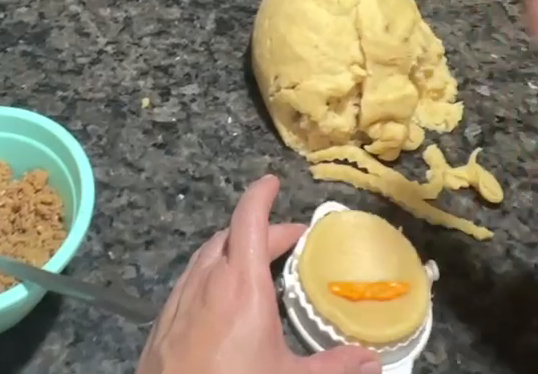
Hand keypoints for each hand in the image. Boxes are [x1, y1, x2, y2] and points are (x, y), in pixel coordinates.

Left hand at [135, 174, 381, 373]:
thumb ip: (333, 367)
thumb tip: (372, 360)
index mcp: (241, 283)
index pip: (248, 218)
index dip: (261, 194)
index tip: (272, 182)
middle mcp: (207, 279)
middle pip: (232, 234)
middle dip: (260, 229)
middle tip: (288, 240)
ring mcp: (181, 297)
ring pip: (209, 254)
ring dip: (234, 247)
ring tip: (257, 262)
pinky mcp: (165, 318)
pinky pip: (192, 278)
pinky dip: (213, 270)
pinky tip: (223, 296)